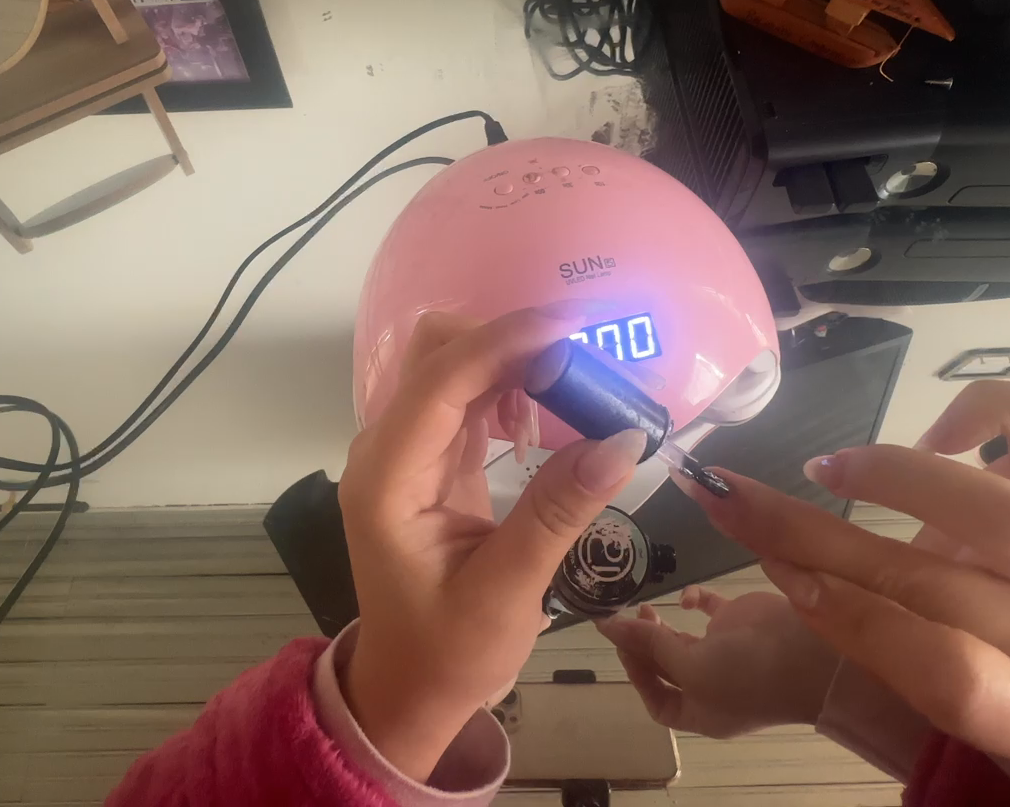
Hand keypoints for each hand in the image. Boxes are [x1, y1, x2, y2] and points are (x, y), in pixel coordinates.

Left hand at [338, 304, 645, 779]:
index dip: (503, 342)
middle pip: (437, 353)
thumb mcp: (508, 593)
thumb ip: (557, 511)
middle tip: (580, 357)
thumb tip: (622, 441)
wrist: (409, 683)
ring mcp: (407, 447)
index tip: (571, 326)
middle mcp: (387, 448)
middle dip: (506, 340)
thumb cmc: (448, 651)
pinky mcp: (432, 454)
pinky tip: (548, 401)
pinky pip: (468, 394)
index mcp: (387, 478)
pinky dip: (509, 383)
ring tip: (575, 375)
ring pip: (454, 364)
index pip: (440, 382)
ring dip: (512, 357)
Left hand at [594, 584, 840, 737]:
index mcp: (702, 710)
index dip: (635, 675)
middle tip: (627, 617)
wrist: (811, 653)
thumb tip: (606, 626)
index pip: (658, 701)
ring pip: (682, 639)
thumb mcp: (693, 668)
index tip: (621, 642)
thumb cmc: (748, 674)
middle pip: (665, 666)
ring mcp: (726, 651)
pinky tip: (685, 595)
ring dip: (661, 625)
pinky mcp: (738, 621)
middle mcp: (711, 683)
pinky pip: (707, 610)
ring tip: (646, 607)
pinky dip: (692, 600)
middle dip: (643, 645)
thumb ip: (650, 645)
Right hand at [678, 381, 1009, 770]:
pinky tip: (936, 432)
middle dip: (819, 538)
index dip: (855, 621)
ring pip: (1002, 510)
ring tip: (823, 468)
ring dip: (886, 476)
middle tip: (740, 502)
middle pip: (944, 582)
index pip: (951, 677)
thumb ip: (843, 623)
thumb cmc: (962, 671)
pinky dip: (990, 410)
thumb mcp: (906, 678)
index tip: (777, 573)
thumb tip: (760, 538)